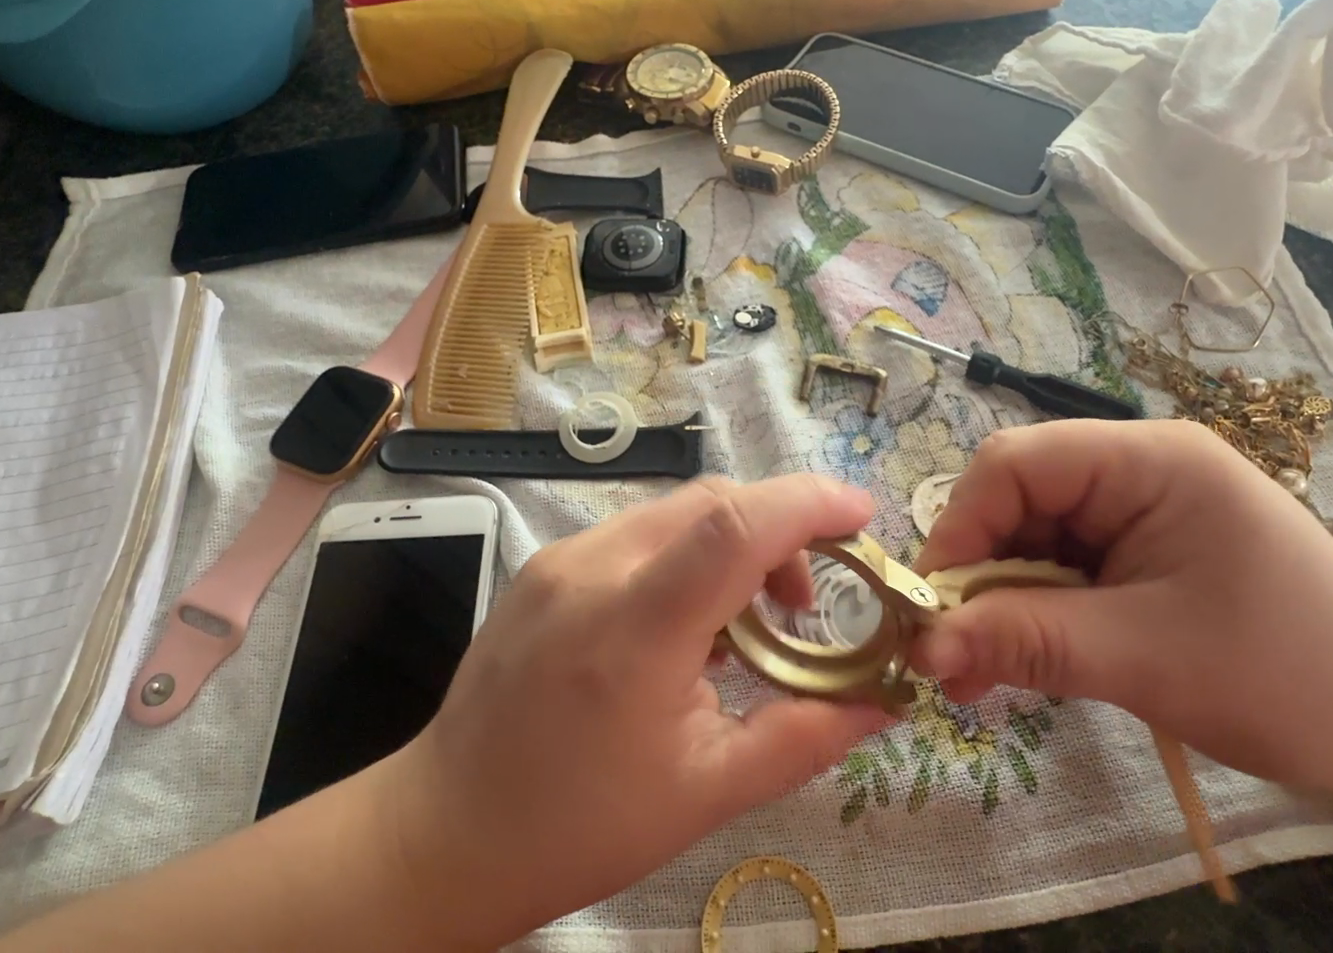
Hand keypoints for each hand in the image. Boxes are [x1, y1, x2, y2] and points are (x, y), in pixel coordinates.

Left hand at [385, 475, 891, 949]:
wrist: (448, 829)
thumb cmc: (580, 823)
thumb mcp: (707, 792)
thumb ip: (804, 737)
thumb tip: (884, 701)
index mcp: (633, 629)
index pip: (735, 525)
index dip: (809, 504)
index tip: (863, 519)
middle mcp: (591, 569)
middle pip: (710, 502)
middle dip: (782, 527)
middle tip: (811, 600)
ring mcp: (559, 559)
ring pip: (674, 512)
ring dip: (734, 540)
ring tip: (755, 618)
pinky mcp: (545, 566)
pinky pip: (638, 533)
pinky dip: (688, 554)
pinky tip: (692, 619)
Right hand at [912, 419, 1332, 806]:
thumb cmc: (1288, 677)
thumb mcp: (1142, 659)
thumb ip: (1024, 641)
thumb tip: (920, 647)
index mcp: (1150, 460)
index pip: (1014, 464)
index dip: (960, 529)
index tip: (932, 610)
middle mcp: (1136, 470)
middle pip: (1014, 501)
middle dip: (976, 577)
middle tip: (948, 657)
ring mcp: (1136, 510)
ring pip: (1026, 539)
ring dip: (996, 604)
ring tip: (976, 675)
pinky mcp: (1136, 551)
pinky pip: (1056, 568)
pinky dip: (1028, 615)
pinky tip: (1015, 661)